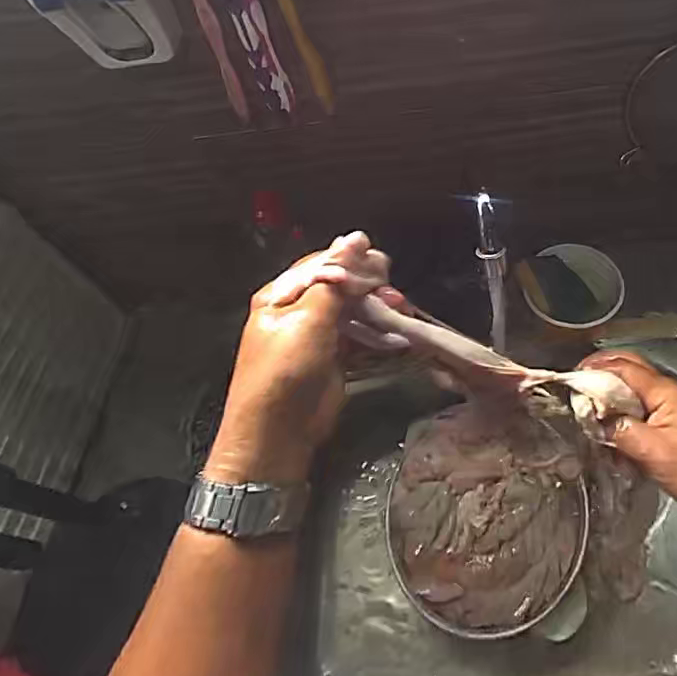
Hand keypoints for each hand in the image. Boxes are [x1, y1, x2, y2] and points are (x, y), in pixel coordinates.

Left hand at [206, 233, 390, 482]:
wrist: (276, 437)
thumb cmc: (285, 372)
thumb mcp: (309, 319)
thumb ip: (336, 279)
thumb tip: (356, 238)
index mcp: (283, 294)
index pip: (324, 263)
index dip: (353, 261)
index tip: (382, 266)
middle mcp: (299, 308)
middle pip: (342, 283)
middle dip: (370, 285)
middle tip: (392, 291)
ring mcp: (318, 333)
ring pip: (355, 308)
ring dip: (378, 308)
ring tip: (399, 310)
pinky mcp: (334, 354)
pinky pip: (360, 333)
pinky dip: (378, 333)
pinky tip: (396, 335)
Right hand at [579, 350, 676, 532]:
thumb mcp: (655, 453)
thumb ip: (621, 431)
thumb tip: (592, 418)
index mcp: (664, 390)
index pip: (623, 367)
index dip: (595, 369)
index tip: (569, 379)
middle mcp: (665, 392)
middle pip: (627, 369)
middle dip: (600, 374)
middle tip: (575, 388)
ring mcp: (667, 408)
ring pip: (630, 389)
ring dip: (609, 395)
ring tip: (587, 409)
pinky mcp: (667, 426)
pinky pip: (636, 410)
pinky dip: (620, 415)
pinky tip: (609, 434)